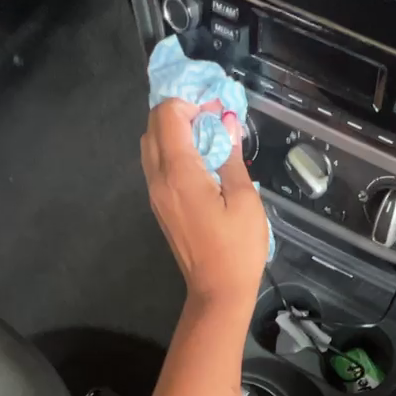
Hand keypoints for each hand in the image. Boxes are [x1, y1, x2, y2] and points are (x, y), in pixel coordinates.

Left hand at [141, 99, 267, 315]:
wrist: (218, 292)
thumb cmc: (237, 249)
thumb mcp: (244, 199)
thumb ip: (231, 157)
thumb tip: (227, 124)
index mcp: (179, 173)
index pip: (168, 115)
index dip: (191, 102)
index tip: (218, 110)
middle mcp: (159, 179)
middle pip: (153, 125)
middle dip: (180, 111)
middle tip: (212, 119)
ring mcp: (156, 195)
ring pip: (151, 145)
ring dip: (174, 131)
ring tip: (206, 137)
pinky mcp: (160, 207)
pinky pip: (157, 165)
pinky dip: (172, 151)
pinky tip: (199, 161)